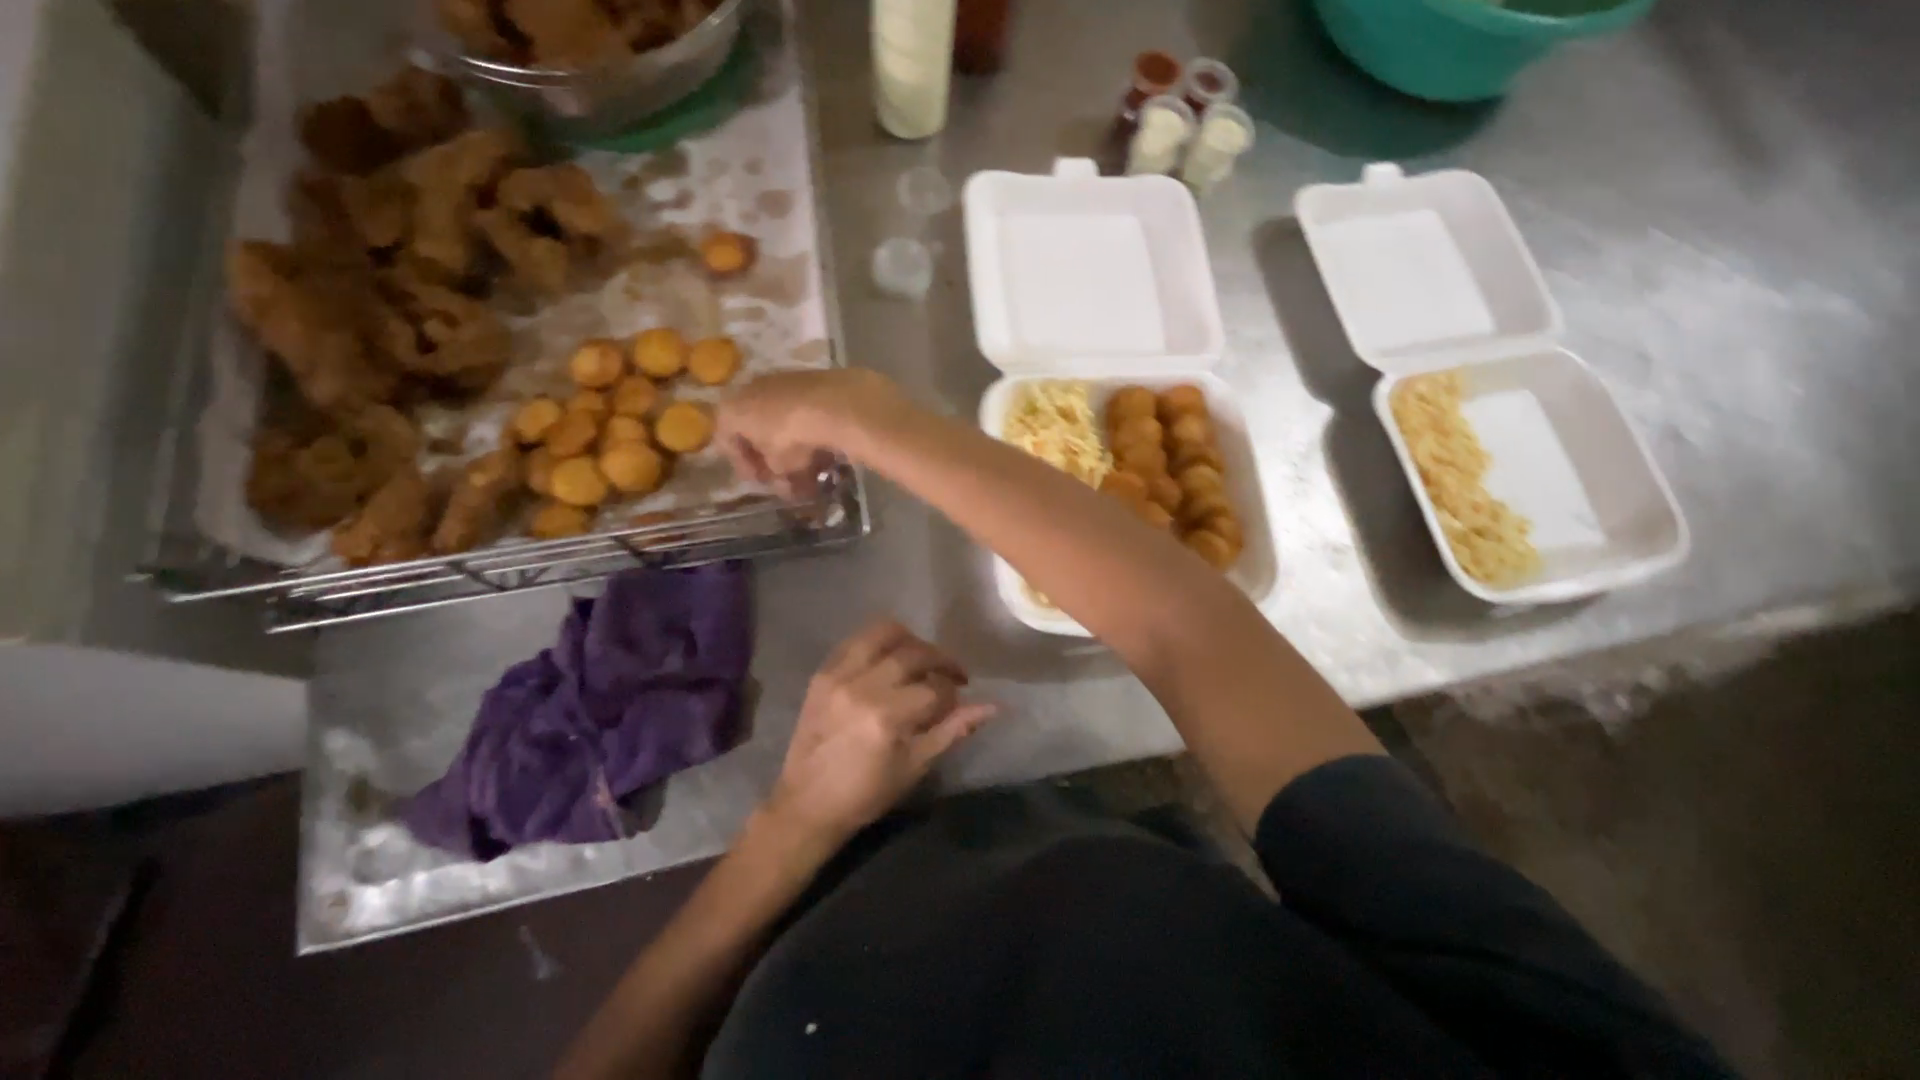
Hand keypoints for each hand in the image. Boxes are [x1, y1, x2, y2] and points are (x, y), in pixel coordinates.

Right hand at [717, 370, 904, 493]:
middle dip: (772, 459)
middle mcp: (749, 390)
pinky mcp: (808, 379)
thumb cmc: (791, 438)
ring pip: (782, 422)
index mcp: (730, 410)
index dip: (744, 467)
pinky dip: (810, 431)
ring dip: (794, 449)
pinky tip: (825, 450)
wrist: (832, 402)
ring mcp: (779, 381)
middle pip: (755, 430)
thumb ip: (776, 477)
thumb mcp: (779, 467)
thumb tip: (784, 483)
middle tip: (787, 479)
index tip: (763, 483)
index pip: (726, 442)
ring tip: (811, 470)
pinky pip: (802, 411)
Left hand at [765, 618, 996, 844]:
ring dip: (910, 640)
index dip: (953, 693)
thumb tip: (993, 707)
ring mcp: (838, 676)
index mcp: (887, 716)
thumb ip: (953, 730)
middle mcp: (862, 687)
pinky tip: (889, 659)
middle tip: (953, 674)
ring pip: (882, 633)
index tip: (959, 702)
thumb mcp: (915, 767)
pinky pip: (854, 641)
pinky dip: (877, 643)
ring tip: (922, 658)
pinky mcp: (821, 674)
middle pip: (913, 653)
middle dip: (941, 660)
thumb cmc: (866, 793)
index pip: (935, 688)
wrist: (808, 803)